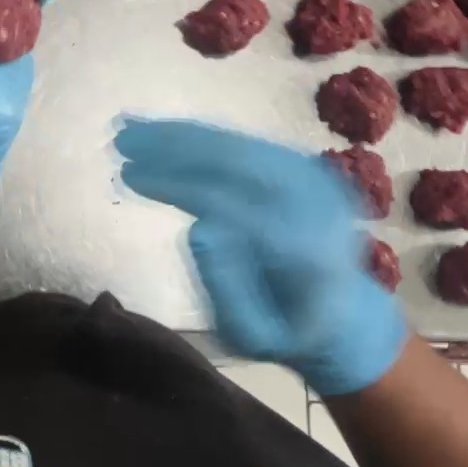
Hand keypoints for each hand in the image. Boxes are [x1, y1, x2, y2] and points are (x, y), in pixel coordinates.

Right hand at [115, 119, 407, 395]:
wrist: (345, 316)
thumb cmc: (288, 332)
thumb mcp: (253, 336)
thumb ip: (229, 291)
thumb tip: (200, 228)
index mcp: (303, 245)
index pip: (227, 199)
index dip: (173, 182)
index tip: (129, 175)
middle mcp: (311, 201)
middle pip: (234, 159)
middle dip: (172, 144)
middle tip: (121, 139)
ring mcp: (311, 179)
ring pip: (237, 144)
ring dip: (181, 134)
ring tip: (132, 130)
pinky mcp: (301, 169)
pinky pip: (244, 144)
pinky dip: (201, 135)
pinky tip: (165, 132)